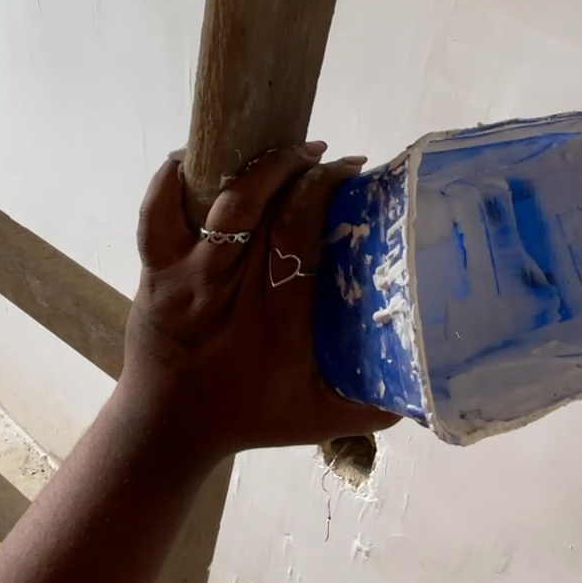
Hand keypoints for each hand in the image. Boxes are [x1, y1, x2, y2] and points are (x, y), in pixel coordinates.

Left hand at [117, 143, 398, 462]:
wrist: (163, 431)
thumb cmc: (247, 418)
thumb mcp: (317, 420)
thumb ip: (372, 405)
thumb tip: (427, 384)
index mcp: (275, 322)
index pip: (300, 235)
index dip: (324, 191)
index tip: (352, 170)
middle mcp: (230, 293)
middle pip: (263, 210)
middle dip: (298, 170)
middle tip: (325, 155)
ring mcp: (186, 279)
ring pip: (219, 207)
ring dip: (254, 169)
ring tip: (281, 151)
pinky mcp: (154, 273)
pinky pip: (154, 216)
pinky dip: (169, 180)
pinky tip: (195, 155)